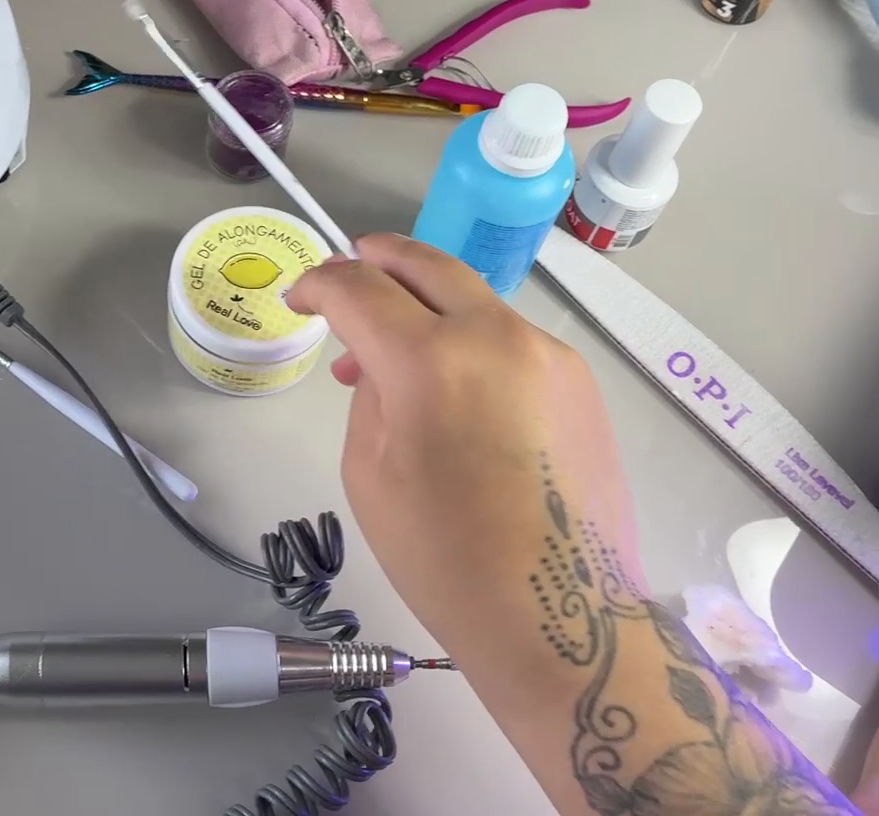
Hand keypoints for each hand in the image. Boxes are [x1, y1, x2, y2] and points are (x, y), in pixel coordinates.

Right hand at [285, 234, 639, 654]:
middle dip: (374, 257)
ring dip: (420, 301)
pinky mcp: (578, 380)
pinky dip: (463, 336)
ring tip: (390, 348)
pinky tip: (450, 385)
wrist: (562, 621)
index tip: (300, 297)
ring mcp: (548, 354)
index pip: (359, 289)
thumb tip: (380, 359)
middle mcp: (497, 337)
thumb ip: (368, 392)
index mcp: (430, 362)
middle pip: (424, 263)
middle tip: (344, 267)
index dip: (319, 283)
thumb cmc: (442, 555)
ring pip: (469, 296)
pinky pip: (504, 335)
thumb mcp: (367, 470)